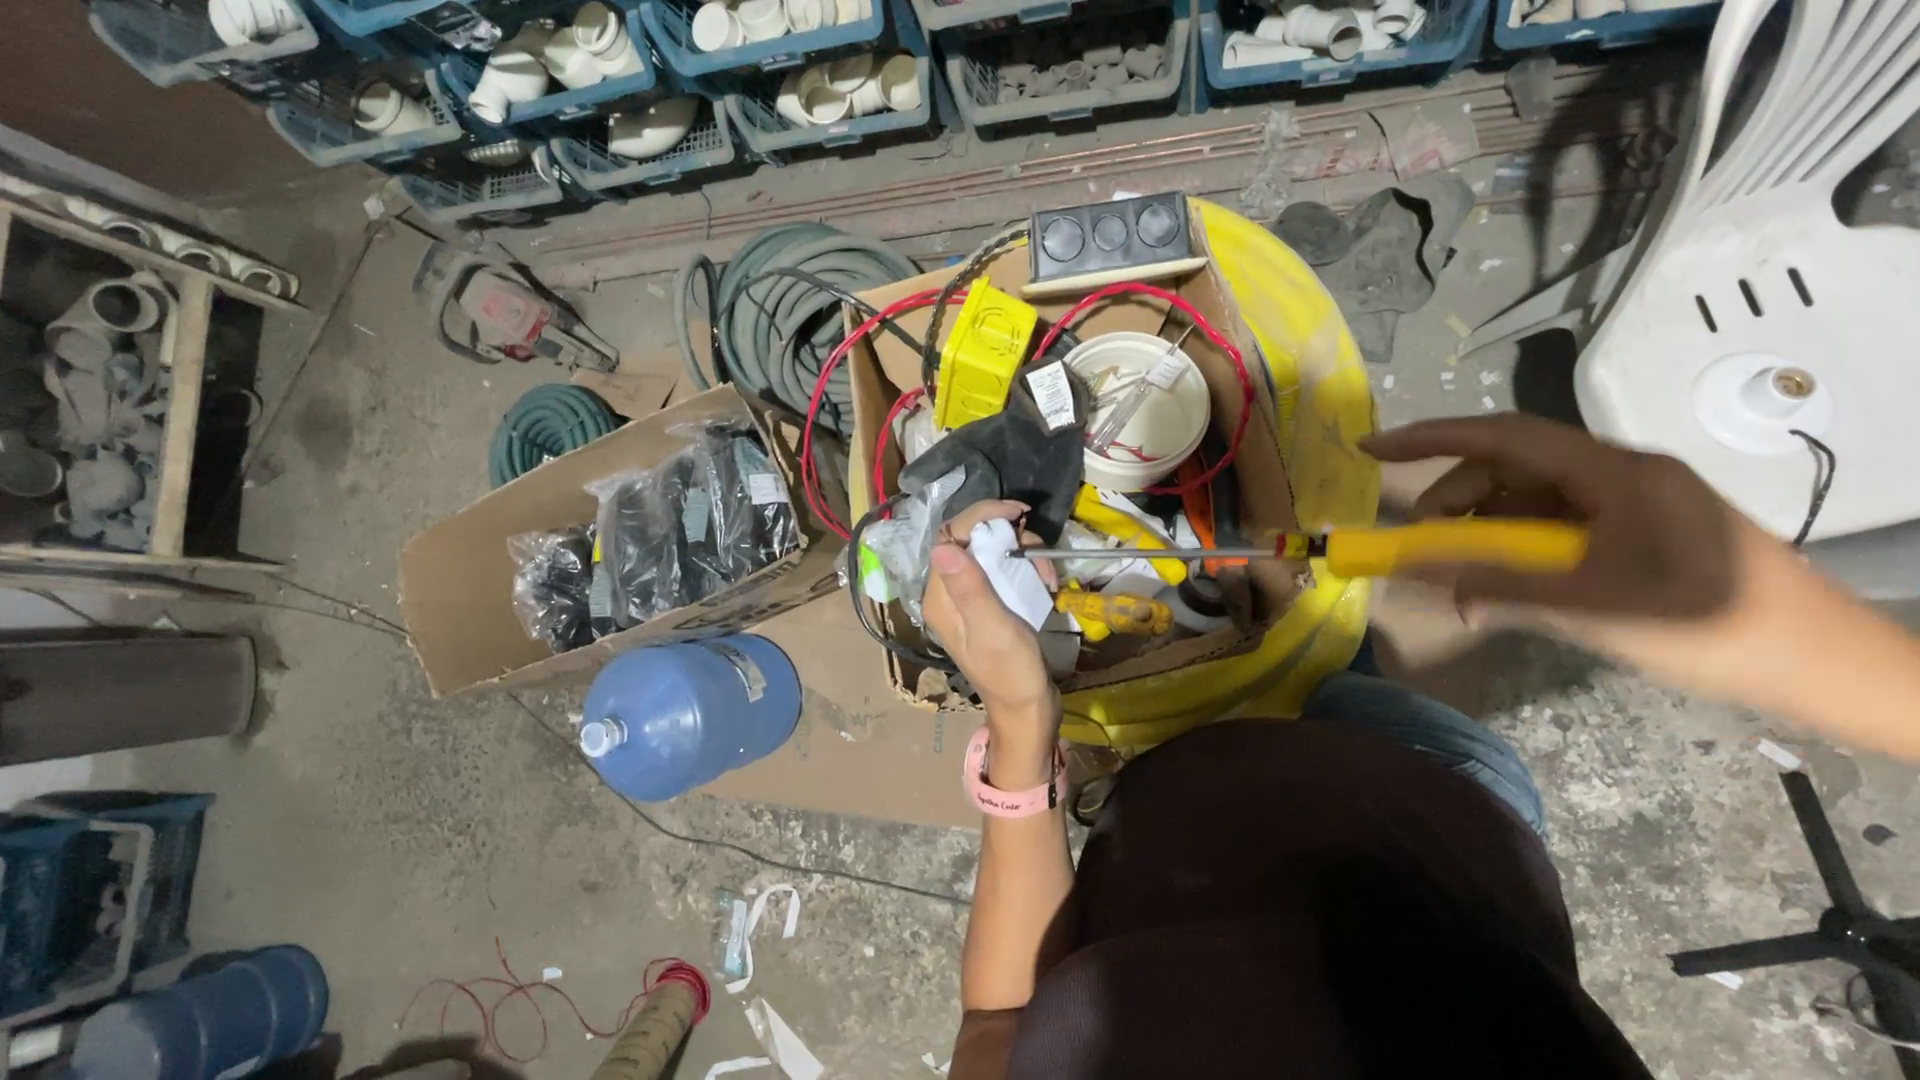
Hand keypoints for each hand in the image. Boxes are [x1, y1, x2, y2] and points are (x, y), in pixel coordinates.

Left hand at [922, 500, 1060, 756]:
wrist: (1028, 708)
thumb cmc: (1010, 672)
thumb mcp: (992, 629)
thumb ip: (970, 588)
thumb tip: (943, 548)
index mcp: (940, 597)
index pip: (950, 537)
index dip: (980, 516)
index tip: (1017, 513)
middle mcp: (949, 593)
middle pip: (971, 539)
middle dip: (1007, 535)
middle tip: (1037, 547)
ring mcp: (970, 597)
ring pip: (991, 551)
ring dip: (1023, 553)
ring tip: (1046, 575)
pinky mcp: (990, 602)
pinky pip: (1004, 569)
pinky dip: (1027, 567)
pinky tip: (1045, 583)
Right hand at [1360, 413, 1822, 701]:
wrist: (1831, 667)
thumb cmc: (1715, 629)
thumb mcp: (1594, 608)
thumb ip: (1497, 584)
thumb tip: (1411, 573)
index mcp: (1617, 473)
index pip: (1504, 436)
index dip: (1430, 438)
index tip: (1371, 448)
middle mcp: (1621, 474)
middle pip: (1512, 466)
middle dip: (1456, 499)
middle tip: (1423, 547)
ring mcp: (1633, 502)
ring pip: (1532, 498)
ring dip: (1487, 531)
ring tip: (1465, 581)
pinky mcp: (1641, 531)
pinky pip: (1558, 525)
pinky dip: (1520, 550)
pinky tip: (1506, 587)